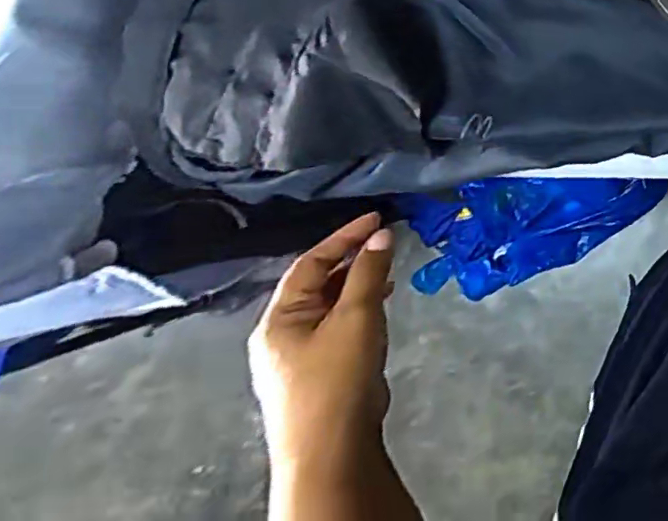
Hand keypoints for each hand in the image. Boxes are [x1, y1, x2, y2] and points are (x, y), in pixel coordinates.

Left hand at [249, 212, 395, 469]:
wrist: (331, 449)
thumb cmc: (337, 377)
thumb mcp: (357, 317)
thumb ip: (370, 272)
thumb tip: (382, 234)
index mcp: (278, 320)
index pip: (310, 263)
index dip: (344, 237)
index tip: (377, 218)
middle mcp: (281, 334)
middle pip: (316, 282)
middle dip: (352, 259)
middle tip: (386, 240)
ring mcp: (298, 354)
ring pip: (328, 303)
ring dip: (358, 282)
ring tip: (388, 268)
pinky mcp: (319, 368)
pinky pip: (337, 322)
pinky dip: (359, 305)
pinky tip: (381, 303)